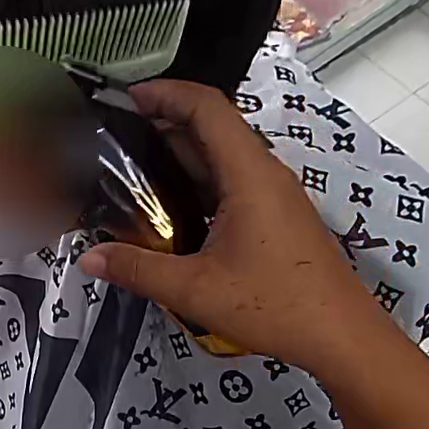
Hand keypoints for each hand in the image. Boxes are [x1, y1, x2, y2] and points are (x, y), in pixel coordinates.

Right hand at [77, 80, 396, 373]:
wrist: (340, 335)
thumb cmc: (274, 305)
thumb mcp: (196, 290)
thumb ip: (138, 270)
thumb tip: (88, 259)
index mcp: (249, 175)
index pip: (206, 107)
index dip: (165, 94)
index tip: (126, 101)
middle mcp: (264, 174)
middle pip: (212, 131)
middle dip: (163, 128)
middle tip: (115, 145)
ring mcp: (275, 197)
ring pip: (222, 162)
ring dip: (181, 162)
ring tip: (134, 178)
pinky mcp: (278, 219)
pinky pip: (233, 188)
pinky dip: (200, 189)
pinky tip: (173, 216)